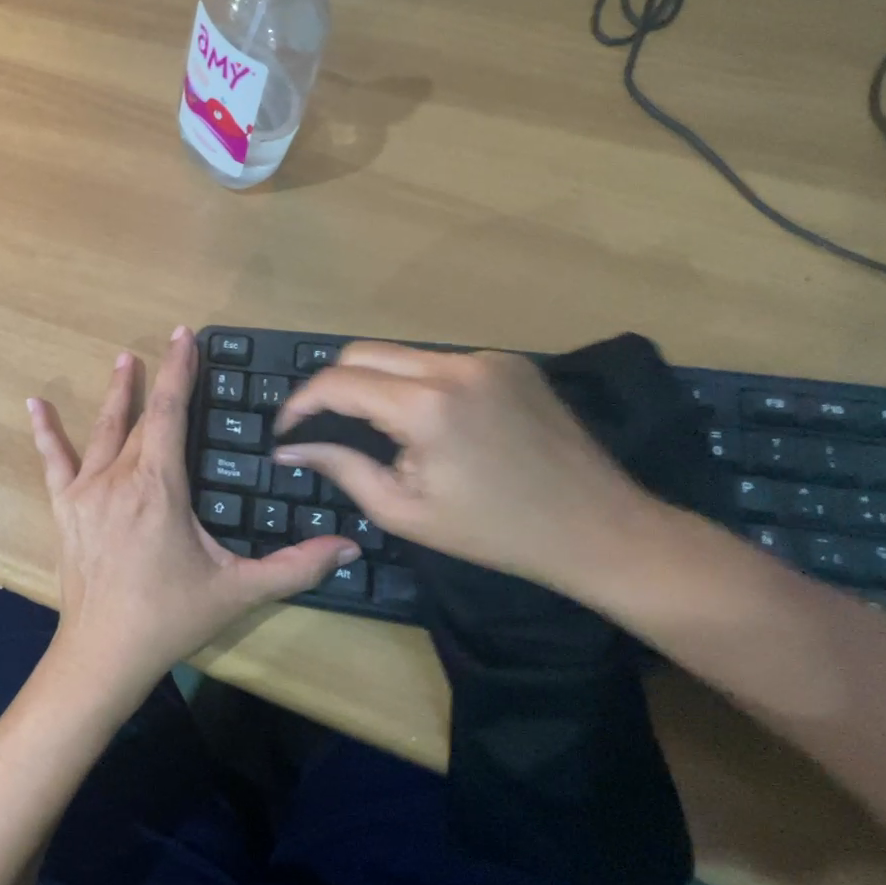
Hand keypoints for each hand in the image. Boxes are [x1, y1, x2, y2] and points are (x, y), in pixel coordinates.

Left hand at [28, 326, 359, 689]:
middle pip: (140, 419)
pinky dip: (45, 431)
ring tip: (123, 359)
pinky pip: (52, 460)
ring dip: (115, 394)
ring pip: (101, 431)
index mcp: (158, 487)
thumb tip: (351, 547)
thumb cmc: (170, 616)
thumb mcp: (238, 591)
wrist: (104, 650)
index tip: (186, 337)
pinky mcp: (63, 508)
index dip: (180, 372)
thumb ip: (296, 567)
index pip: (170, 414)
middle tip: (170, 345)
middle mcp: (117, 478)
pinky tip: (34, 402)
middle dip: (157, 381)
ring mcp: (84, 491)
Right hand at [272, 342, 654, 586]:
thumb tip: (289, 447)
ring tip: (372, 429)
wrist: (600, 529)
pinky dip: (412, 384)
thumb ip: (339, 467)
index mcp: (426, 406)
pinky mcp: (511, 363)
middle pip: (361, 353)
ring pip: (398, 355)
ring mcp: (487, 360)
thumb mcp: (401, 510)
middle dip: (330, 387)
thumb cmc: (492, 532)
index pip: (336, 382)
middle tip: (321, 427)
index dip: (299, 404)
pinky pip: (437, 362)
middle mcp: (454, 367)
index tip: (285, 431)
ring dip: (372, 384)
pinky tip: (422, 423)